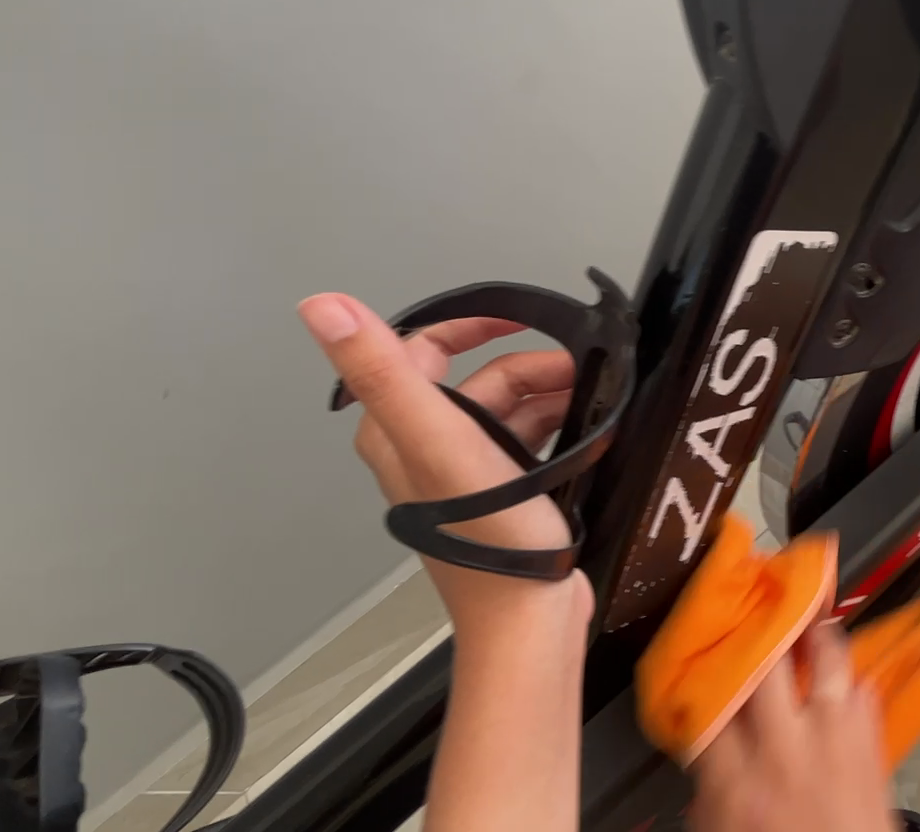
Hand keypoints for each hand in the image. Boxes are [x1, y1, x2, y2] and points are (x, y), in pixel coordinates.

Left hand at [296, 292, 592, 636]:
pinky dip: (560, 427)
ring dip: (554, 397)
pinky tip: (591, 434)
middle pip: (481, 381)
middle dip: (534, 368)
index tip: (525, 319)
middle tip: (585, 375)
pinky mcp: (502, 493)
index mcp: (397, 432)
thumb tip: (321, 304)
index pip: (421, 350)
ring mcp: (465, 474)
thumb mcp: (441, 444)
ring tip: (598, 406)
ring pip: (512, 410)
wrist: (529, 615)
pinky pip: (530, 439)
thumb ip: (387, 374)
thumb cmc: (492, 533)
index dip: (469, 326)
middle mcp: (424, 448)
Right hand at [690, 623, 895, 831]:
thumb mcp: (726, 830)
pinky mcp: (872, 735)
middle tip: (757, 618)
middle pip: (765, 667)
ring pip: (825, 658)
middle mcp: (783, 751)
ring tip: (807, 620)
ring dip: (815, 636)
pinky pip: (861, 683)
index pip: (711, 706)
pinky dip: (850, 676)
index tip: (706, 653)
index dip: (707, 671)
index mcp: (737, 784)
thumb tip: (706, 738)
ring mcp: (834, 736)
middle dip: (760, 636)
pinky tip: (841, 672)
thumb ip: (710, 785)